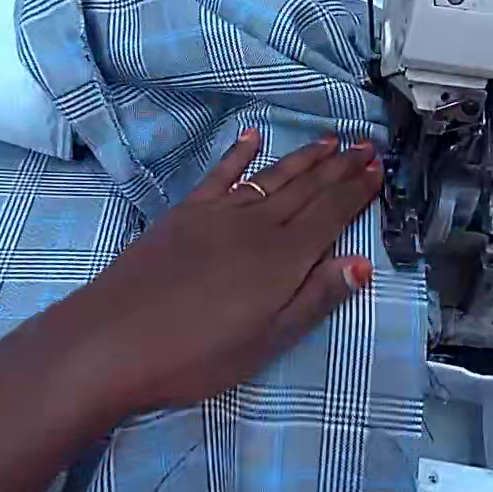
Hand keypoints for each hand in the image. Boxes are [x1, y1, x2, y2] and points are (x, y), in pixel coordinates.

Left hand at [3, 130, 380, 421]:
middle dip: (340, 166)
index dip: (358, 189)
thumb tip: (363, 262)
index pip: (331, 213)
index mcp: (282, 257)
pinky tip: (252, 137)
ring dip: (303, 157)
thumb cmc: (196, 354)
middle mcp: (255, 224)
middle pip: (307, 188)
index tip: (378, 166)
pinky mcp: (186, 212)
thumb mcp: (267, 340)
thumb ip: (316, 297)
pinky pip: (220, 174)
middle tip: (366, 144)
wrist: (113, 338)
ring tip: (329, 140)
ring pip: (271, 176)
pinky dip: (238, 153)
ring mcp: (218, 213)